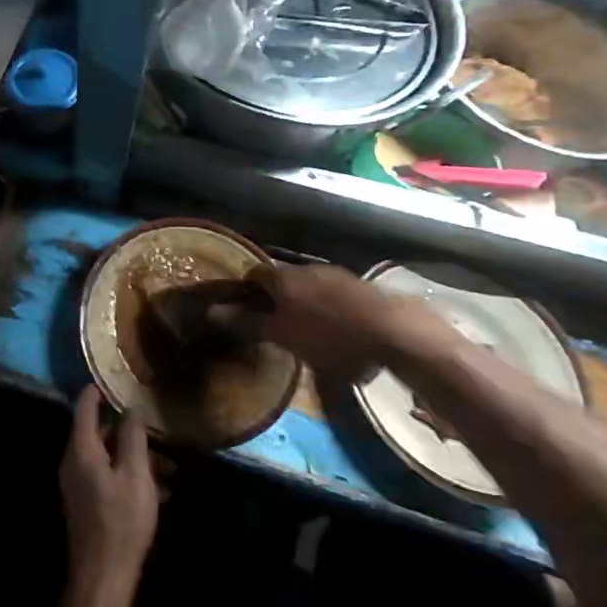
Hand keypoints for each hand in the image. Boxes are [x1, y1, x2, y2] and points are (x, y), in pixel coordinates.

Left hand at [59, 386, 158, 589]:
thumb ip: (132, 437)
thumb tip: (130, 408)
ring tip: (168, 464)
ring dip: (133, 456)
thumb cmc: (122, 521)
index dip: (97, 391)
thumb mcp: (135, 474)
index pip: (84, 408)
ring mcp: (77, 484)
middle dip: (126, 429)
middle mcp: (73, 462)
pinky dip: (128, 475)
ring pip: (106, 457)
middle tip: (154, 425)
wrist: (103, 576)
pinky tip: (159, 489)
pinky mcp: (86, 503)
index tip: (112, 379)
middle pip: (97, 433)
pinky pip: (106, 476)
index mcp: (81, 450)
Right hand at [239, 263, 473, 382]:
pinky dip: (328, 310)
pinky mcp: (363, 288)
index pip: (254, 274)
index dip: (244, 290)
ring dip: (303, 304)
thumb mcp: (283, 336)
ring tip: (304, 331)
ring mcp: (338, 276)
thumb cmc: (329, 337)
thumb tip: (211, 311)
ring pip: (310, 287)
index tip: (240, 308)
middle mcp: (308, 269)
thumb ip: (247, 323)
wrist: (395, 334)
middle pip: (283, 280)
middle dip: (275, 298)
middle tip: (271, 323)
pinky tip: (336, 333)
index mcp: (284, 277)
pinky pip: (334, 296)